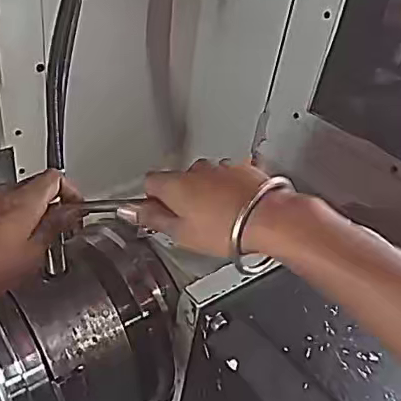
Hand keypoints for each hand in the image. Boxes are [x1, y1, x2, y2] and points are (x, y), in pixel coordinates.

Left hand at [0, 169, 78, 300]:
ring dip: (30, 216)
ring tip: (35, 241)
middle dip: (52, 206)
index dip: (72, 193)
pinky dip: (9, 223)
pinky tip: (8, 248)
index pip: (56, 178)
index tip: (76, 210)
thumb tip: (71, 212)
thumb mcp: (34, 252)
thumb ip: (55, 228)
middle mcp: (3, 195)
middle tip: (61, 228)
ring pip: (15, 201)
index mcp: (25, 200)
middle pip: (36, 188)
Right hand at [128, 159, 315, 260]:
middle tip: (191, 223)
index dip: (152, 201)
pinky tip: (234, 210)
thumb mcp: (181, 233)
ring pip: (204, 179)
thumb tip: (131, 211)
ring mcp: (222, 167)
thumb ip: (152, 219)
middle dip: (181, 198)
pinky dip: (228, 191)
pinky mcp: (243, 169)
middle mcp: (197, 169)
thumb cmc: (227, 229)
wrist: (268, 219)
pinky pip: (228, 179)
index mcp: (174, 183)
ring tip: (217, 219)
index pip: (149, 182)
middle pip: (178, 180)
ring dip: (206, 194)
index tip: (158, 214)